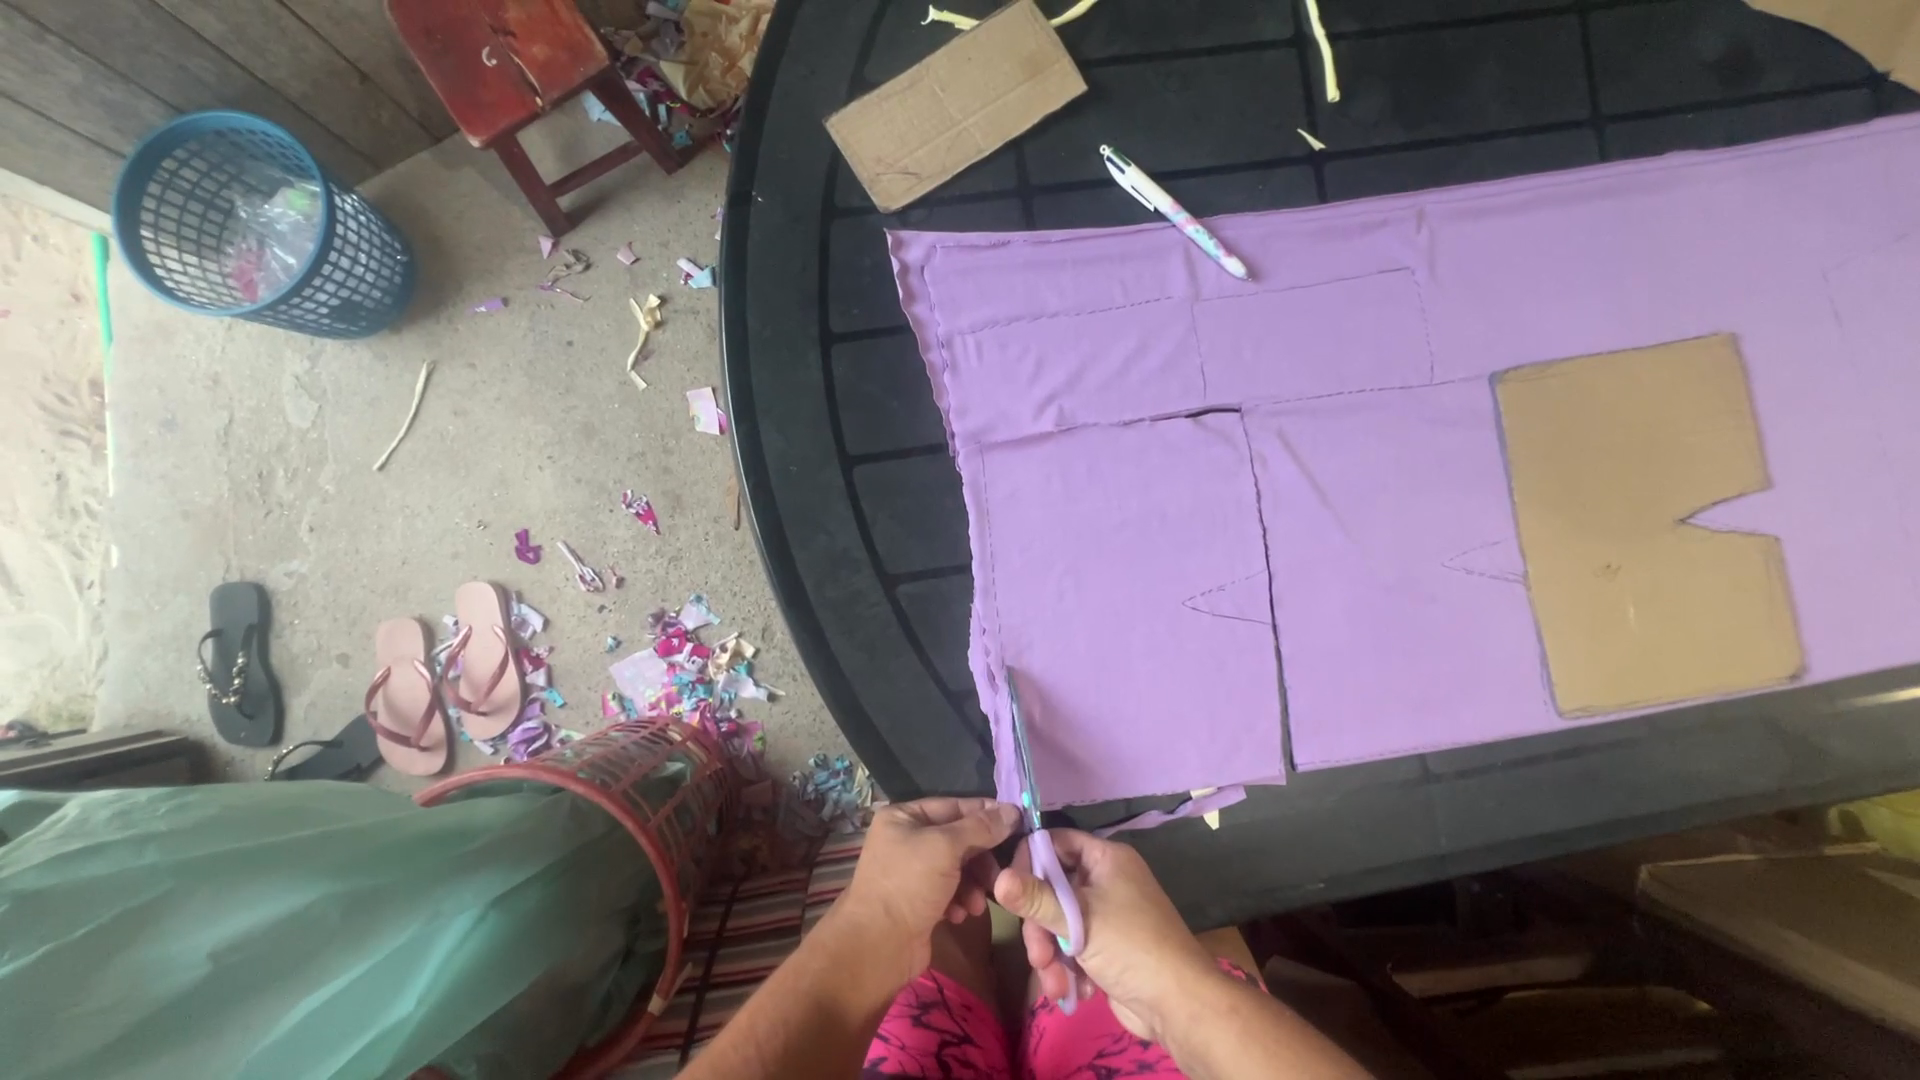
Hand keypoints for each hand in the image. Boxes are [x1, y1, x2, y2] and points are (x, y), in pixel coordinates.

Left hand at [832, 797, 1019, 982]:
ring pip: (958, 867)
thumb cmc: (909, 885)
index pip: (954, 806)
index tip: (1018, 821)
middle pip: (958, 839)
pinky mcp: (920, 901)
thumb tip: (1012, 810)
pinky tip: (961, 914)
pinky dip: (960, 900)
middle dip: (981, 857)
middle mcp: (907, 840)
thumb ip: (981, 827)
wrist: (877, 948)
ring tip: (977, 902)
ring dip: (973, 883)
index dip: (986, 813)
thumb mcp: (946, 847)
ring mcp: (913, 872)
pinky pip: (950, 891)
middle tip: (999, 874)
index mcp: (904, 817)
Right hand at [994, 829, 1218, 1040]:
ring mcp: (1107, 914)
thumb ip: (1036, 898)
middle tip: (1038, 954)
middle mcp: (1106, 879)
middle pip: (1052, 888)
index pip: (1056, 843)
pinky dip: (1067, 966)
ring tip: (1056, 982)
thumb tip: (997, 878)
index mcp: (1105, 858)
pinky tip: (1072, 989)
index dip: (1030, 862)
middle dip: (1041, 925)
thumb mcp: (1078, 919)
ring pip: (1059, 921)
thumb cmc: (1131, 946)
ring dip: (1051, 953)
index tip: (1013, 890)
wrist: (1178, 1004)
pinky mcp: (1107, 946)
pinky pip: (1073, 945)